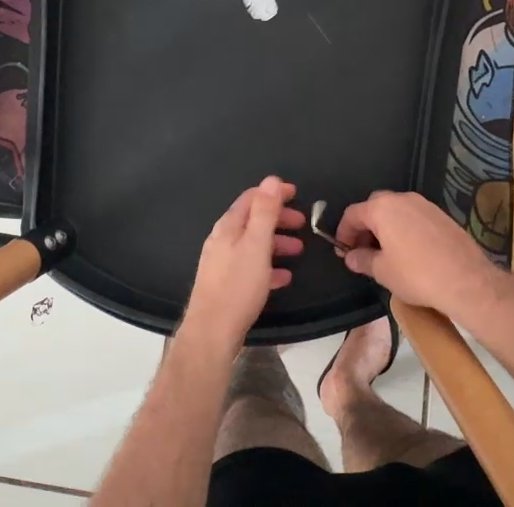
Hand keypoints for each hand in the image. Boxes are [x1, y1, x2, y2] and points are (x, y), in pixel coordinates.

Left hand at [180, 177, 304, 348]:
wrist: (212, 332)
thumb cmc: (238, 286)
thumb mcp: (257, 245)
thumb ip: (265, 212)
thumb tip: (271, 180)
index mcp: (228, 226)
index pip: (252, 198)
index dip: (274, 192)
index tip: (296, 194)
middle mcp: (222, 240)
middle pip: (252, 220)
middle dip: (278, 219)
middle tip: (302, 224)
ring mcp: (222, 263)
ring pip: (253, 244)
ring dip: (276, 243)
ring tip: (298, 251)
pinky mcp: (226, 284)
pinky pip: (251, 267)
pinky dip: (269, 267)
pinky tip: (284, 278)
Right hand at [335, 192, 501, 318]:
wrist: (466, 280)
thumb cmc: (417, 275)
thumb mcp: (383, 271)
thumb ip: (362, 260)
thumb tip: (351, 256)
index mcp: (382, 208)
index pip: (353, 213)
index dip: (343, 231)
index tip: (343, 250)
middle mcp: (402, 199)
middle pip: (375, 206)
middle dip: (365, 226)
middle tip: (363, 250)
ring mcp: (425, 205)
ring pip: (397, 210)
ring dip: (386, 226)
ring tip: (386, 252)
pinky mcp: (442, 215)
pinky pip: (415, 216)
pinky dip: (405, 228)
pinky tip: (410, 251)